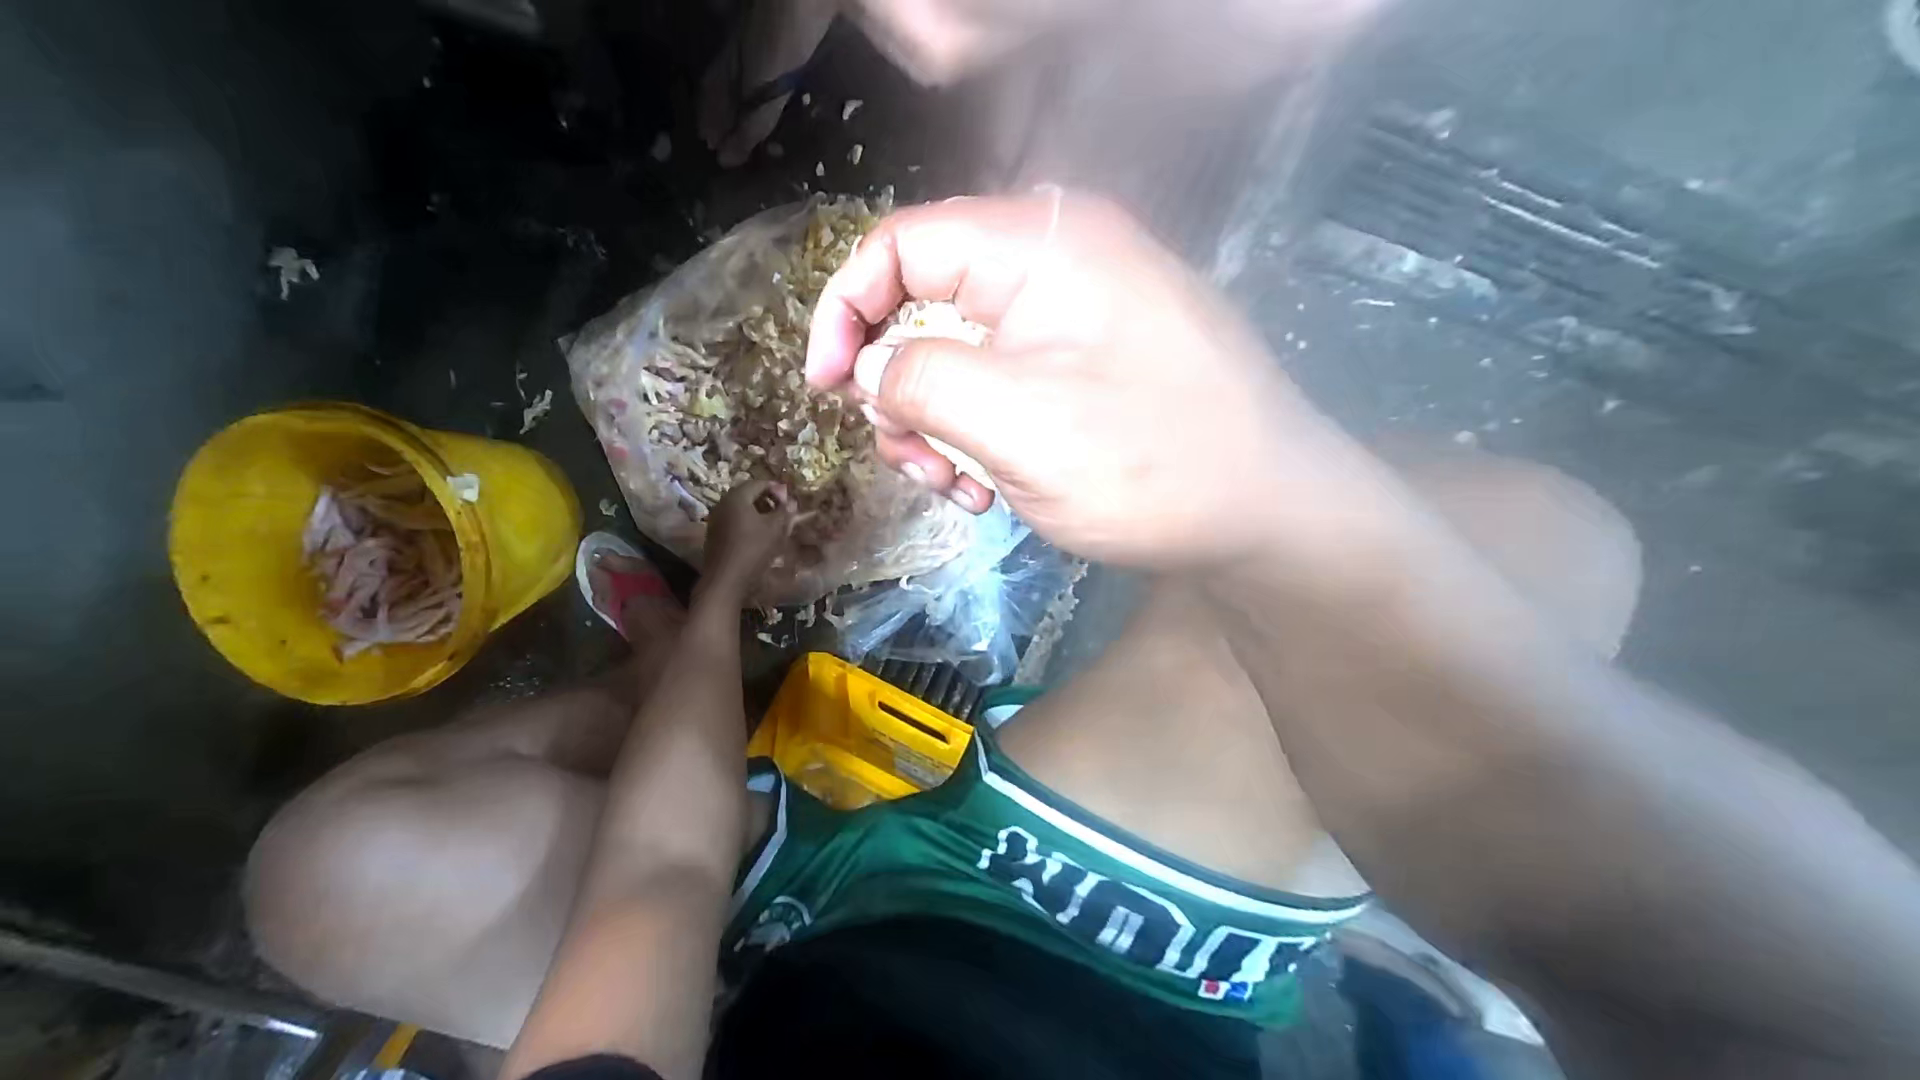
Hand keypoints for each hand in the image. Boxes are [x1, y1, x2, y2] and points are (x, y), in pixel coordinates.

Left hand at [699, 480, 795, 599]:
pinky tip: (758, 535)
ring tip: (773, 524)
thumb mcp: (774, 529)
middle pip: (747, 494)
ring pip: (740, 508)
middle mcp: (723, 503)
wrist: (726, 579)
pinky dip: (747, 522)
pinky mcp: (714, 534)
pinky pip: (733, 520)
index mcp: (737, 497)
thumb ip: (784, 512)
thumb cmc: (753, 549)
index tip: (789, 501)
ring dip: (757, 512)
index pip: (758, 483)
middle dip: (767, 500)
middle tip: (782, 510)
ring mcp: (716, 519)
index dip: (776, 489)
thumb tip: (791, 502)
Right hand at [806, 191, 1408, 569]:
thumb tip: (869, 368)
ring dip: (941, 427)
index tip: (825, 388)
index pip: (900, 244)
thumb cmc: (1148, 464)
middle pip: (928, 307)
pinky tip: (993, 489)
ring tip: (960, 490)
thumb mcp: (1013, 423)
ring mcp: (1077, 317)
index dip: (845, 311)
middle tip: (914, 463)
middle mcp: (1057, 263)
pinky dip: (983, 437)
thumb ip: (919, 380)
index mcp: (1038, 244)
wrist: (1270, 517)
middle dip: (902, 392)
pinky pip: (1006, 386)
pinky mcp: (1090, 365)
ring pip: (963, 357)